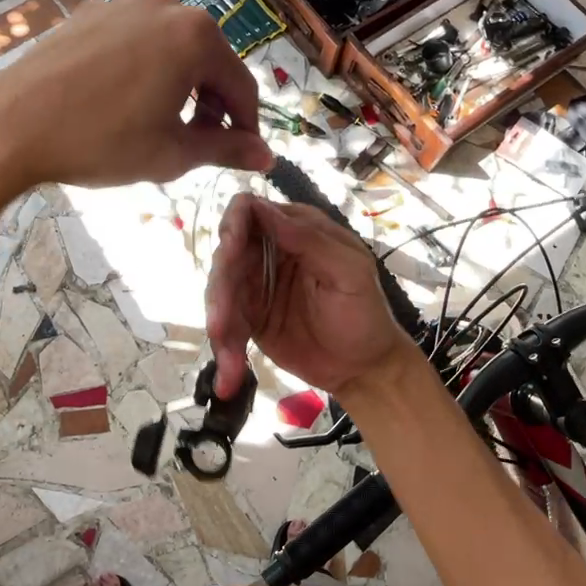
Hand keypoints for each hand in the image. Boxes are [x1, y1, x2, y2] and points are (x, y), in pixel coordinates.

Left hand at [0, 0, 272, 191]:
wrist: (11, 125)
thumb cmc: (101, 142)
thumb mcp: (172, 153)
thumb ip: (227, 149)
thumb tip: (266, 155)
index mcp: (197, 37)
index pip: (241, 86)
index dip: (247, 126)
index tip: (243, 154)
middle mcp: (168, 6)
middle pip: (209, 61)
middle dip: (211, 104)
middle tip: (197, 145)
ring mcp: (125, 4)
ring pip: (173, 48)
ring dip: (179, 86)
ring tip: (159, 124)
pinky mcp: (92, 12)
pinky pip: (137, 41)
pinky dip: (145, 69)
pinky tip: (122, 101)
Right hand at [205, 193, 414, 400]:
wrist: (364, 370)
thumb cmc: (365, 314)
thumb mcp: (349, 272)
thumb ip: (309, 239)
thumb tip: (263, 208)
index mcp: (295, 230)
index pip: (249, 212)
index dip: (232, 227)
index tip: (229, 252)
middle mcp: (268, 252)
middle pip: (226, 255)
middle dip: (220, 290)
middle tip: (221, 326)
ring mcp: (254, 286)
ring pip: (219, 292)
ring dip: (220, 326)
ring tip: (229, 361)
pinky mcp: (247, 318)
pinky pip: (225, 325)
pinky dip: (224, 351)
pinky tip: (228, 378)